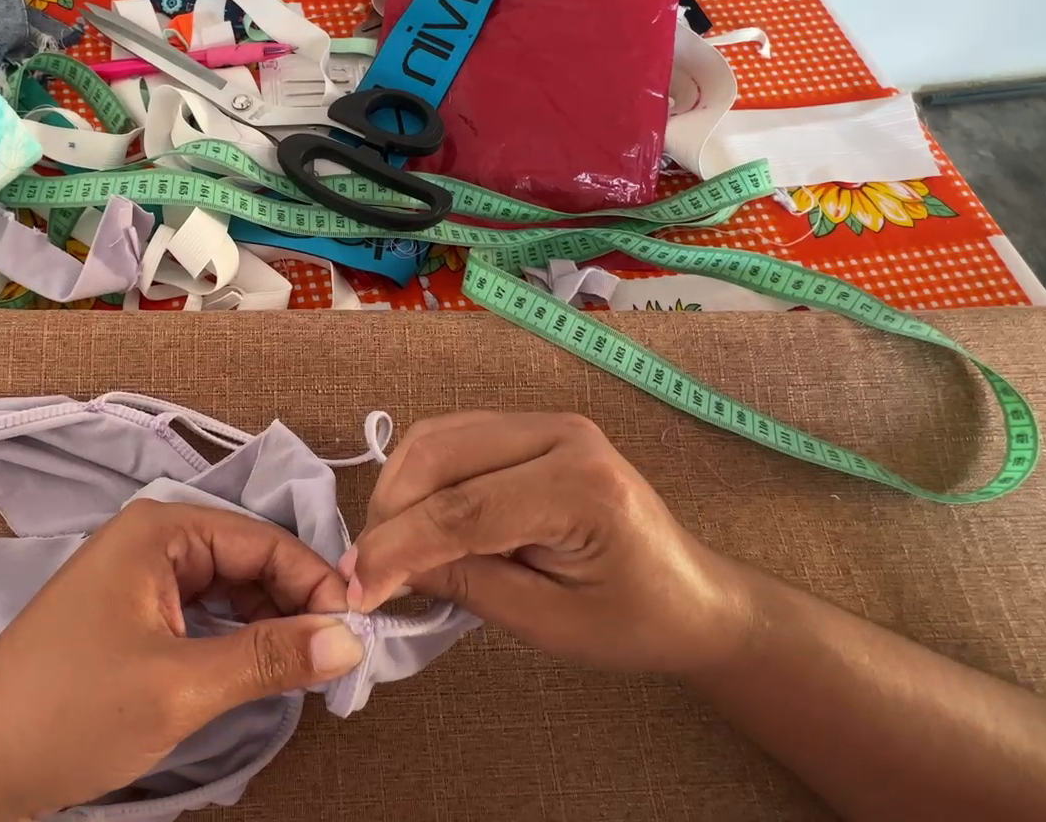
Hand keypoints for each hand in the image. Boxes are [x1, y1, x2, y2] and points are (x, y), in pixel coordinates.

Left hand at [0, 499, 365, 821]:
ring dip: (266, 623)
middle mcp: (151, 538)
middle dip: (292, 603)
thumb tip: (350, 640)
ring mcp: (137, 575)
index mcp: (160, 530)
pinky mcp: (130, 612)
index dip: (315, 581)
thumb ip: (271, 657)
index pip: (263, 541)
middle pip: (247, 560)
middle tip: (334, 656)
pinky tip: (256, 666)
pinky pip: (200, 611)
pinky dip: (234, 637)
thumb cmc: (72, 712)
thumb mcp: (182, 686)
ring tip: (303, 667)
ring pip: (227, 587)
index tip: (356, 629)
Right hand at [343, 411, 752, 675]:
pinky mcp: (528, 425)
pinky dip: (419, 475)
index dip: (399, 548)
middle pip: (440, 454)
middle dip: (390, 511)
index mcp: (580, 487)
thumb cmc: (632, 622)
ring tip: (388, 545)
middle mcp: (560, 433)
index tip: (355, 587)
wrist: (690, 593)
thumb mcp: (548, 624)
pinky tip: (416, 516)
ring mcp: (544, 421)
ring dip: (398, 489)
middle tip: (366, 568)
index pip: (464, 509)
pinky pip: (451, 436)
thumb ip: (465, 585)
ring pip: (435, 436)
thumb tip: (384, 567)